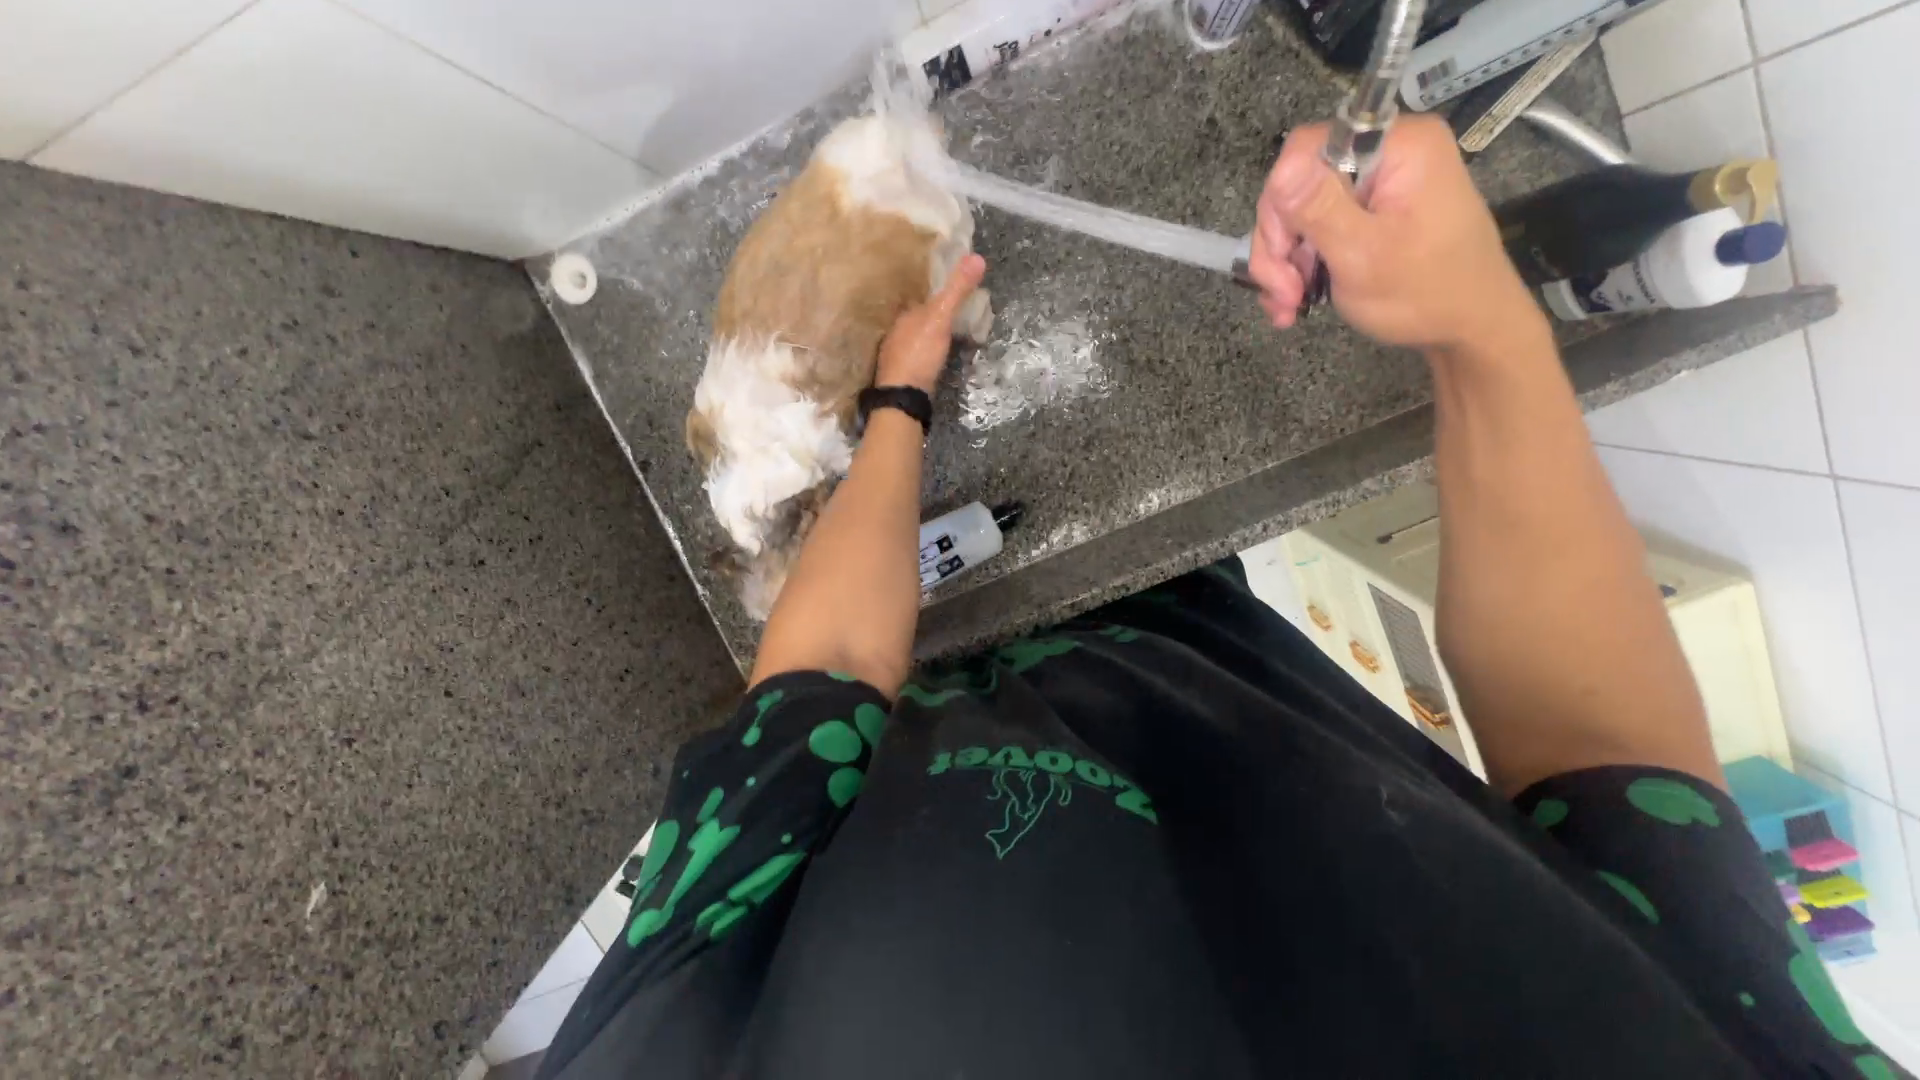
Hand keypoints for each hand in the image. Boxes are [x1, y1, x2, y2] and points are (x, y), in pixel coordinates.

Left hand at [875, 254, 986, 395]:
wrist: (903, 397)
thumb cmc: (919, 354)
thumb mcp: (941, 319)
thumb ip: (957, 290)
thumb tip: (977, 257)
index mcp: (903, 315)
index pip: (920, 295)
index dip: (936, 290)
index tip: (954, 286)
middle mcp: (896, 331)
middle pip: (919, 315)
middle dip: (935, 311)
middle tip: (959, 308)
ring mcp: (898, 354)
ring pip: (918, 335)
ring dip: (932, 331)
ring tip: (953, 329)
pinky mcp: (905, 373)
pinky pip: (920, 353)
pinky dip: (930, 349)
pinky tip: (939, 353)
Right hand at [1245, 117, 1547, 353]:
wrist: (1467, 328)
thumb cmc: (1424, 293)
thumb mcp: (1362, 253)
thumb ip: (1319, 208)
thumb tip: (1281, 169)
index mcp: (1397, 148)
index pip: (1306, 150)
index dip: (1282, 202)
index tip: (1282, 253)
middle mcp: (1386, 156)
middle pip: (1296, 186)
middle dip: (1281, 245)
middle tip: (1286, 293)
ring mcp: (1376, 187)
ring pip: (1299, 215)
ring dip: (1285, 264)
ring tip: (1290, 306)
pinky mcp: (1368, 214)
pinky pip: (1315, 230)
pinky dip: (1300, 267)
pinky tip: (1296, 301)